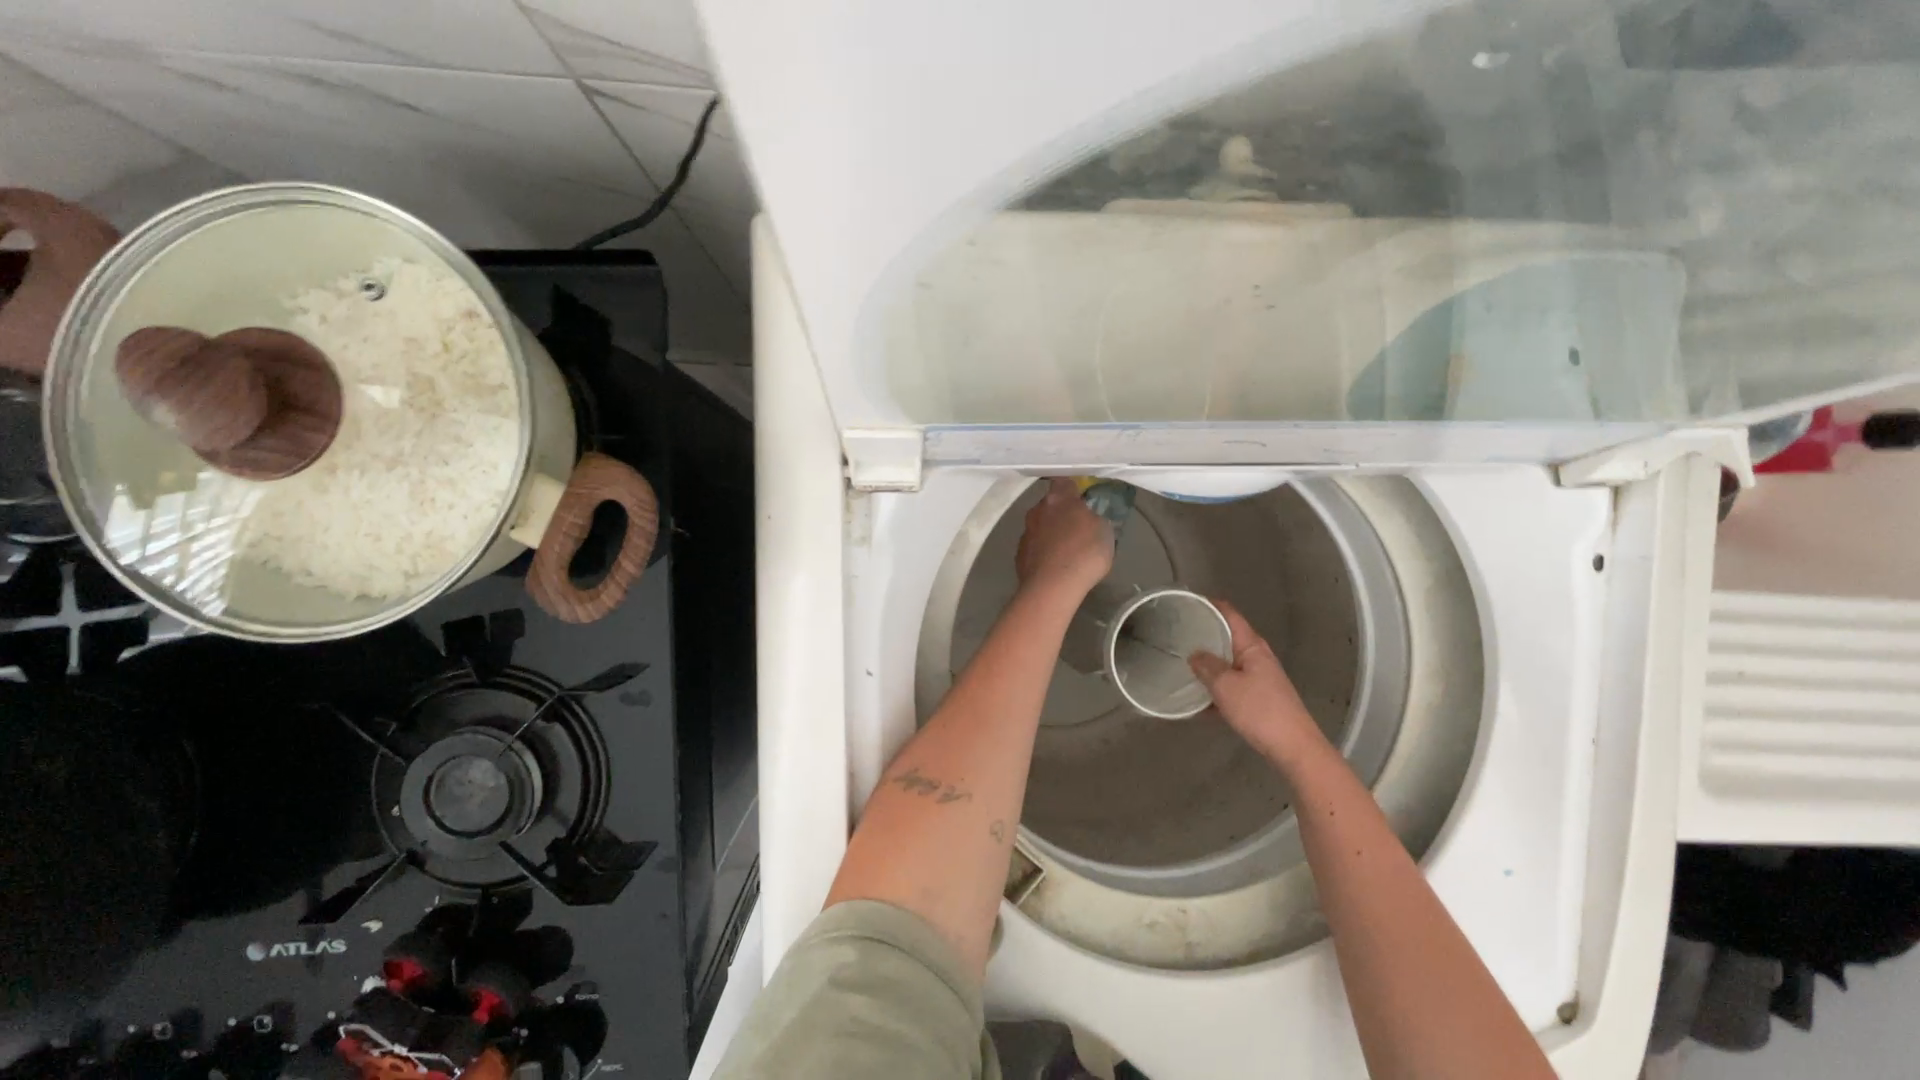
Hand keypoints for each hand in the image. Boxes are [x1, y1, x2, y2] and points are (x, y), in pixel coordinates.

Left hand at [1015, 478, 1114, 594]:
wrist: (1052, 587)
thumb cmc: (1084, 553)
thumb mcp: (1104, 532)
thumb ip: (1095, 518)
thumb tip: (1088, 517)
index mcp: (1060, 498)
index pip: (1064, 481)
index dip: (1072, 488)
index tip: (1080, 496)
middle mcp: (1038, 510)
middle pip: (1050, 505)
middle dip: (1061, 513)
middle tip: (1077, 528)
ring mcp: (1025, 532)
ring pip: (1040, 526)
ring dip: (1051, 533)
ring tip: (1066, 552)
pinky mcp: (1019, 554)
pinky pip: (1034, 547)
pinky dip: (1043, 552)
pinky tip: (1054, 566)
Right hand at [1188, 599, 1322, 763]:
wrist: (1293, 747)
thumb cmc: (1260, 710)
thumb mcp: (1226, 686)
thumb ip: (1207, 667)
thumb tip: (1194, 654)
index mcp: (1252, 646)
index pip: (1229, 615)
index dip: (1209, 605)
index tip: (1186, 603)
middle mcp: (1257, 657)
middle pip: (1228, 637)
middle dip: (1204, 634)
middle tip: (1176, 634)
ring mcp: (1259, 678)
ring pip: (1227, 663)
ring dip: (1207, 664)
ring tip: (1180, 664)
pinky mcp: (1258, 698)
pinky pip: (1230, 685)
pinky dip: (1215, 688)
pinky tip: (1196, 699)